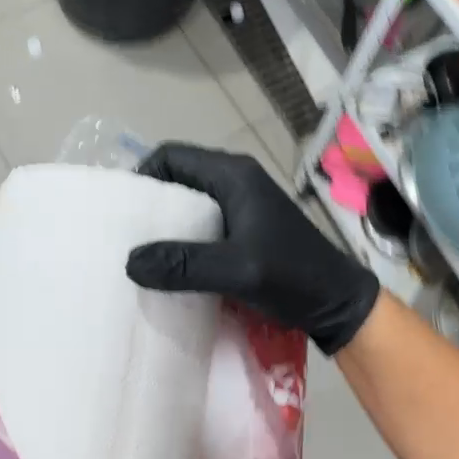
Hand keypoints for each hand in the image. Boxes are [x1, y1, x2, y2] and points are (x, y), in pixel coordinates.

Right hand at [125, 143, 380, 355]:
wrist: (338, 302)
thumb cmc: (293, 276)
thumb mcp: (237, 270)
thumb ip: (184, 264)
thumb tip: (130, 262)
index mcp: (234, 176)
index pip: (172, 157)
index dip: (142, 176)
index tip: (121, 209)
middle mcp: (237, 182)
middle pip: (179, 179)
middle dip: (150, 202)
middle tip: (124, 235)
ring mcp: (244, 206)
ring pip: (191, 204)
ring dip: (167, 225)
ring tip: (141, 254)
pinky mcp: (247, 230)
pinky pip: (204, 226)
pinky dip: (184, 240)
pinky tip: (171, 268)